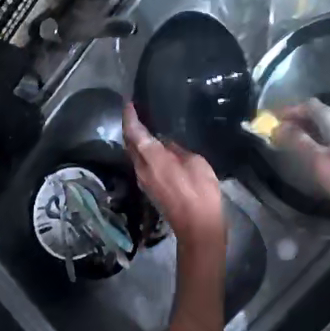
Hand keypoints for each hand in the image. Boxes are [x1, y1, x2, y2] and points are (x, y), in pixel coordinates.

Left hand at [123, 104, 225, 257]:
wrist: (198, 227)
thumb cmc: (200, 192)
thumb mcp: (195, 162)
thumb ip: (178, 149)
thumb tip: (167, 144)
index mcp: (152, 158)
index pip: (134, 133)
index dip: (130, 117)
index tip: (129, 103)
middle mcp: (142, 169)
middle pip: (130, 144)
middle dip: (131, 127)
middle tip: (138, 112)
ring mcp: (144, 181)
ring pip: (134, 155)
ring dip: (137, 141)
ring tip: (148, 127)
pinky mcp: (150, 190)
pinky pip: (142, 165)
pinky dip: (144, 152)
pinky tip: (156, 148)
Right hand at [273, 101, 329, 225]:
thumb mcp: (320, 162)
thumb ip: (298, 142)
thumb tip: (278, 126)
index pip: (312, 106)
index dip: (291, 110)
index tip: (272, 118)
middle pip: (320, 117)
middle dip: (298, 121)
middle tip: (278, 132)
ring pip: (327, 131)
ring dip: (308, 133)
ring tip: (291, 144)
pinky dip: (318, 145)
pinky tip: (313, 158)